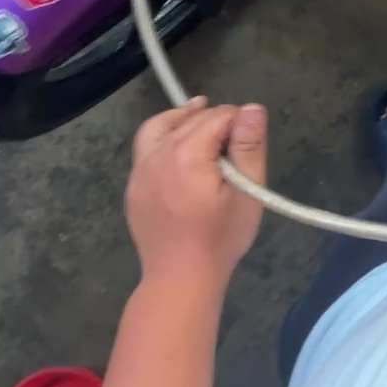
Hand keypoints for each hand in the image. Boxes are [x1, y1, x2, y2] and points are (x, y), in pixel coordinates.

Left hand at [127, 98, 267, 291]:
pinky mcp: (133, 186)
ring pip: (161, 127)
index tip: (253, 141)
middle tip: (239, 141)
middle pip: (191, 119)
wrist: (180, 278)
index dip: (240, 121)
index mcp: (187, 155)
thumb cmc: (221, 237)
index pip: (218, 116)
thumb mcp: (248, 192)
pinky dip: (166, 136)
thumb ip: (249, 146)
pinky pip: (147, 147)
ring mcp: (139, 171)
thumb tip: (252, 108)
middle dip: (216, 120)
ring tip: (203, 114)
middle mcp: (157, 155)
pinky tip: (182, 148)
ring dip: (185, 119)